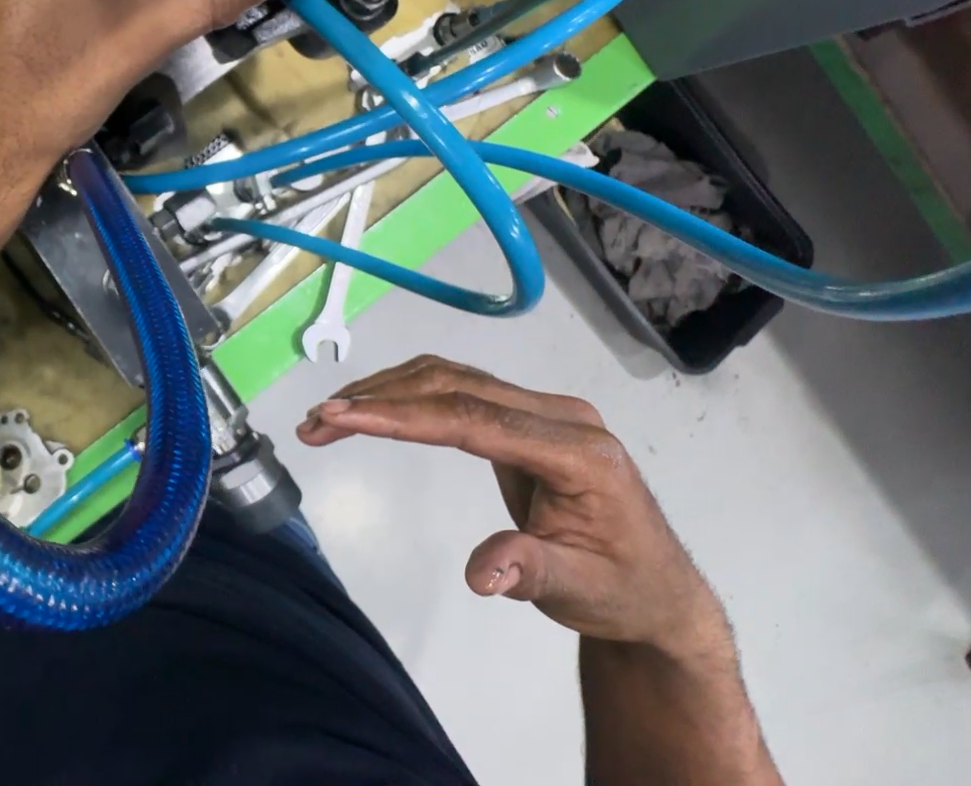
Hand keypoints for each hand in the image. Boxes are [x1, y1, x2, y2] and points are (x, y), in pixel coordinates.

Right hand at [299, 356, 730, 658]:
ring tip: (327, 418)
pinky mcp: (520, 416)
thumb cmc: (620, 591)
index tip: (338, 416)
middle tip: (315, 421)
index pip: (471, 417)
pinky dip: (403, 397)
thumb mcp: (580, 591)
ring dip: (382, 392)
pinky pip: (453, 391)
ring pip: (447, 378)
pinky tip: (370, 411)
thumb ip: (530, 570)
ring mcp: (540, 410)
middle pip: (451, 385)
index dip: (399, 415)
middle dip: (376, 399)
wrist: (654, 587)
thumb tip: (480, 575)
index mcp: (577, 452)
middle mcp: (557, 415)